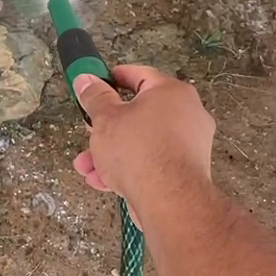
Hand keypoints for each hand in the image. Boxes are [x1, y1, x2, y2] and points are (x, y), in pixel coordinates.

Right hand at [71, 66, 215, 211]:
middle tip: (89, 129)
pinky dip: (127, 167)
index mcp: (171, 93)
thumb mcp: (105, 119)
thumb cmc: (141, 152)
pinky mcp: (184, 169)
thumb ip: (95, 97)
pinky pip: (150, 160)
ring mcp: (188, 143)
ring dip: (109, 152)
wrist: (168, 200)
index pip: (139, 75)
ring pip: (140, 141)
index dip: (112, 78)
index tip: (96, 83)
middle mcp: (186, 114)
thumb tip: (86, 79)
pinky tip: (103, 180)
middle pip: (137, 112)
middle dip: (105, 126)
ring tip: (86, 165)